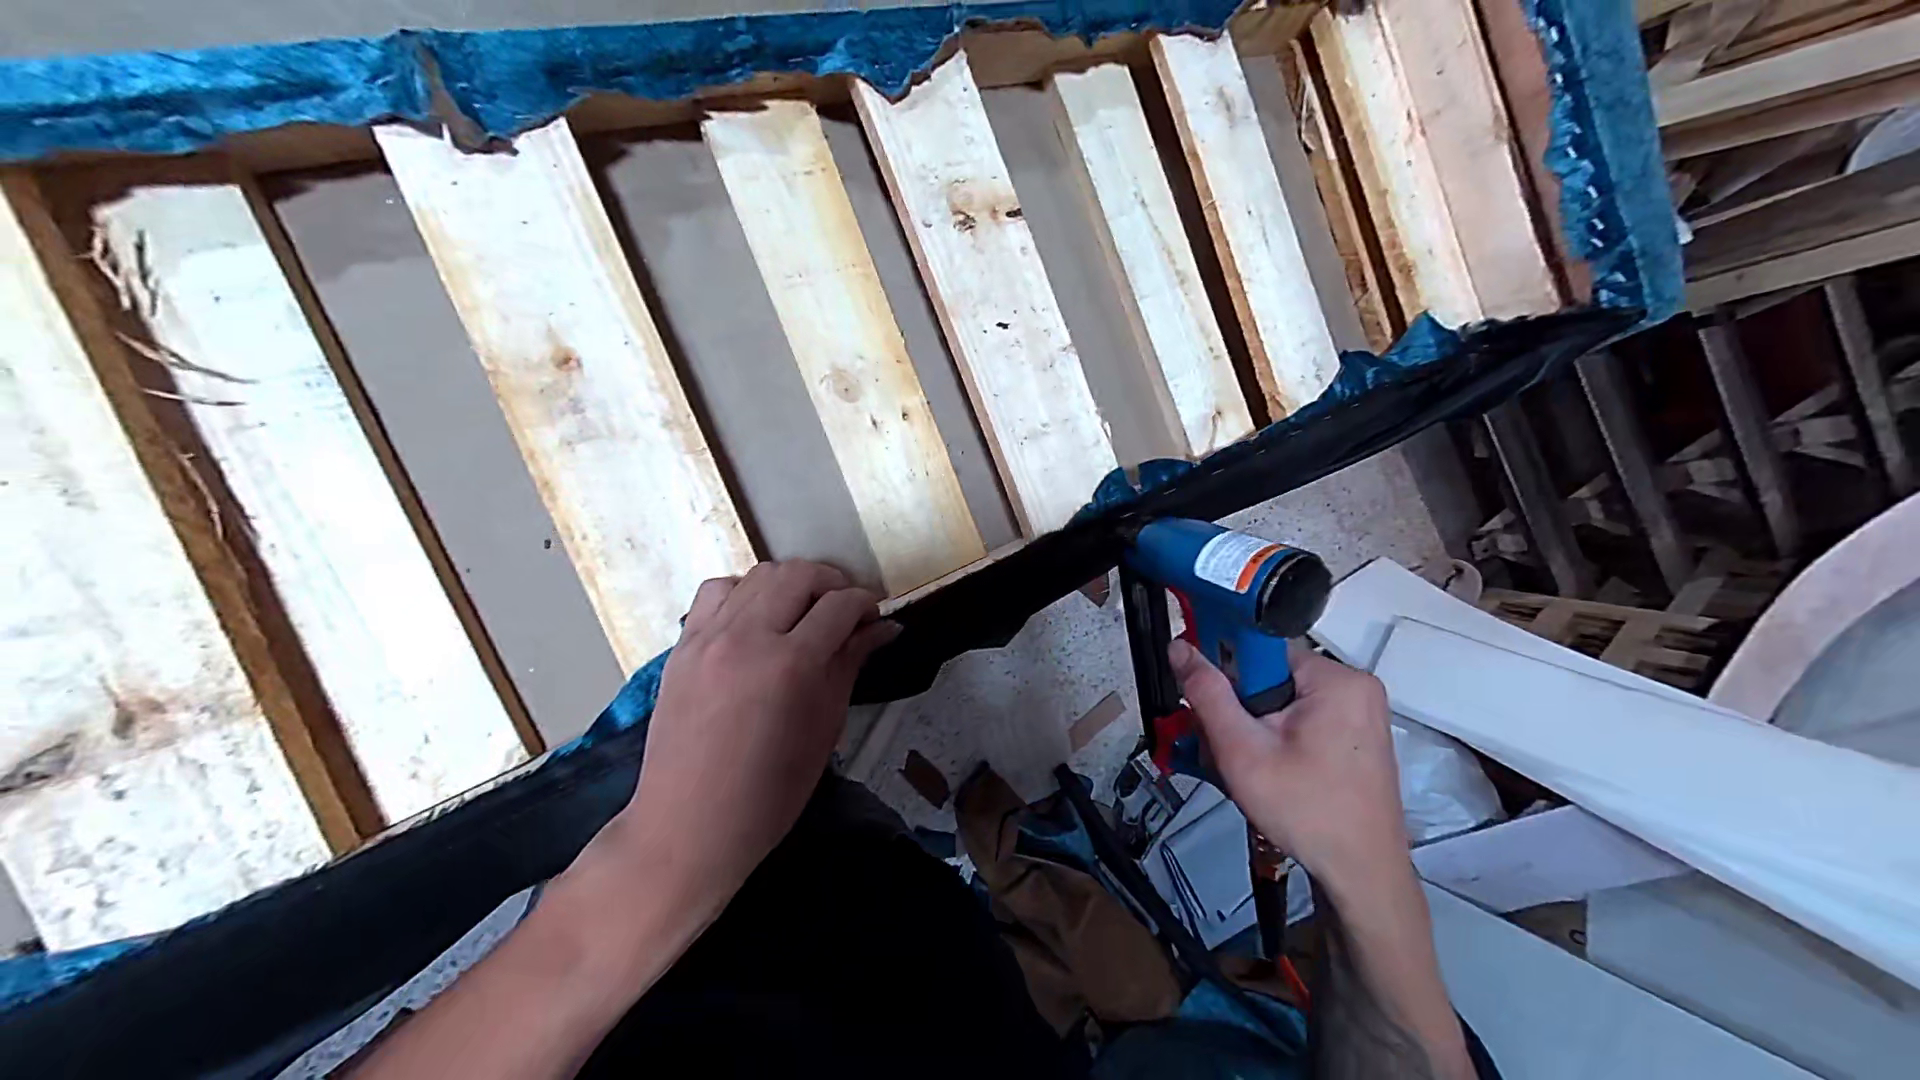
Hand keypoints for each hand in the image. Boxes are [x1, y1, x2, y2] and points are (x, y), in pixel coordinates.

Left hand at [610, 561, 898, 904]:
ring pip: (758, 574)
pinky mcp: (682, 645)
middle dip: (833, 583)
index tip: (877, 617)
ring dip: (791, 583)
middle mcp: (747, 637)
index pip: (840, 606)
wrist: (689, 827)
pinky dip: (744, 592)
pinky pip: (716, 592)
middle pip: (799, 575)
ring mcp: (708, 637)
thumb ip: (851, 664)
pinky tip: (756, 617)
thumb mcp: (824, 727)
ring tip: (804, 610)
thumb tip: (884, 629)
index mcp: (791, 664)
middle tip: (847, 610)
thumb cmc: (770, 793)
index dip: (867, 604)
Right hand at [1168, 640, 1409, 901]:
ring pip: (1280, 699)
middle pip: (1268, 675)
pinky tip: (1262, 767)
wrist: (1362, 878)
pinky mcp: (1355, 736)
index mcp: (1336, 679)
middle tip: (1220, 743)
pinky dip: (1272, 736)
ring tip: (1239, 762)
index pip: (1260, 648)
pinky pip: (1299, 718)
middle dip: (1236, 706)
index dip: (1224, 669)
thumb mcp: (1242, 750)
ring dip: (1250, 725)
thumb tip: (1180, 645)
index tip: (1201, 695)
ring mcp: (1359, 713)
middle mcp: (1354, 686)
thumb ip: (1207, 693)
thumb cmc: (1305, 810)